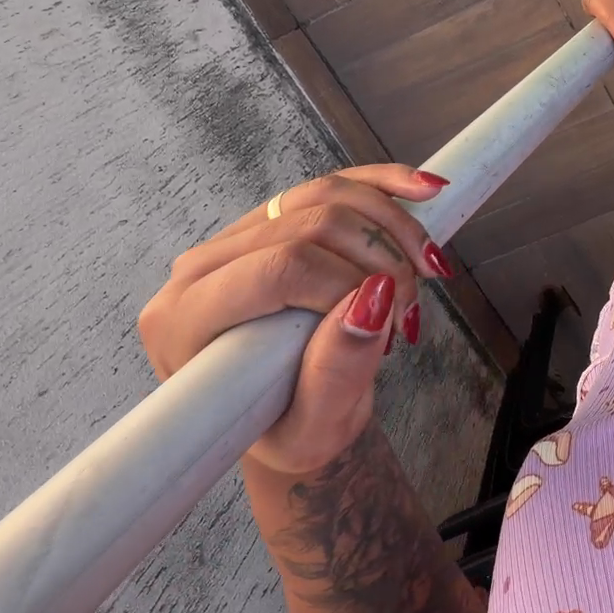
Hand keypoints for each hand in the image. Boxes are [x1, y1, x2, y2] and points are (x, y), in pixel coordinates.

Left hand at [137, 164, 450, 474]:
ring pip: (328, 194)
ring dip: (393, 224)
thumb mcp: (316, 428)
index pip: (279, 267)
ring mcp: (238, 234)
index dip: (348, 282)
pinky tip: (426, 190)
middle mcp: (199, 267)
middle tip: (411, 307)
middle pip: (310, 223)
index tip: (390, 322)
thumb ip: (336, 374)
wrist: (295, 411)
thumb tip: (372, 299)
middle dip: (382, 258)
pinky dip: (387, 183)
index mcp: (185, 320)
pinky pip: (337, 183)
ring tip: (428, 267)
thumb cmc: (292, 426)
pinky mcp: (276, 217)